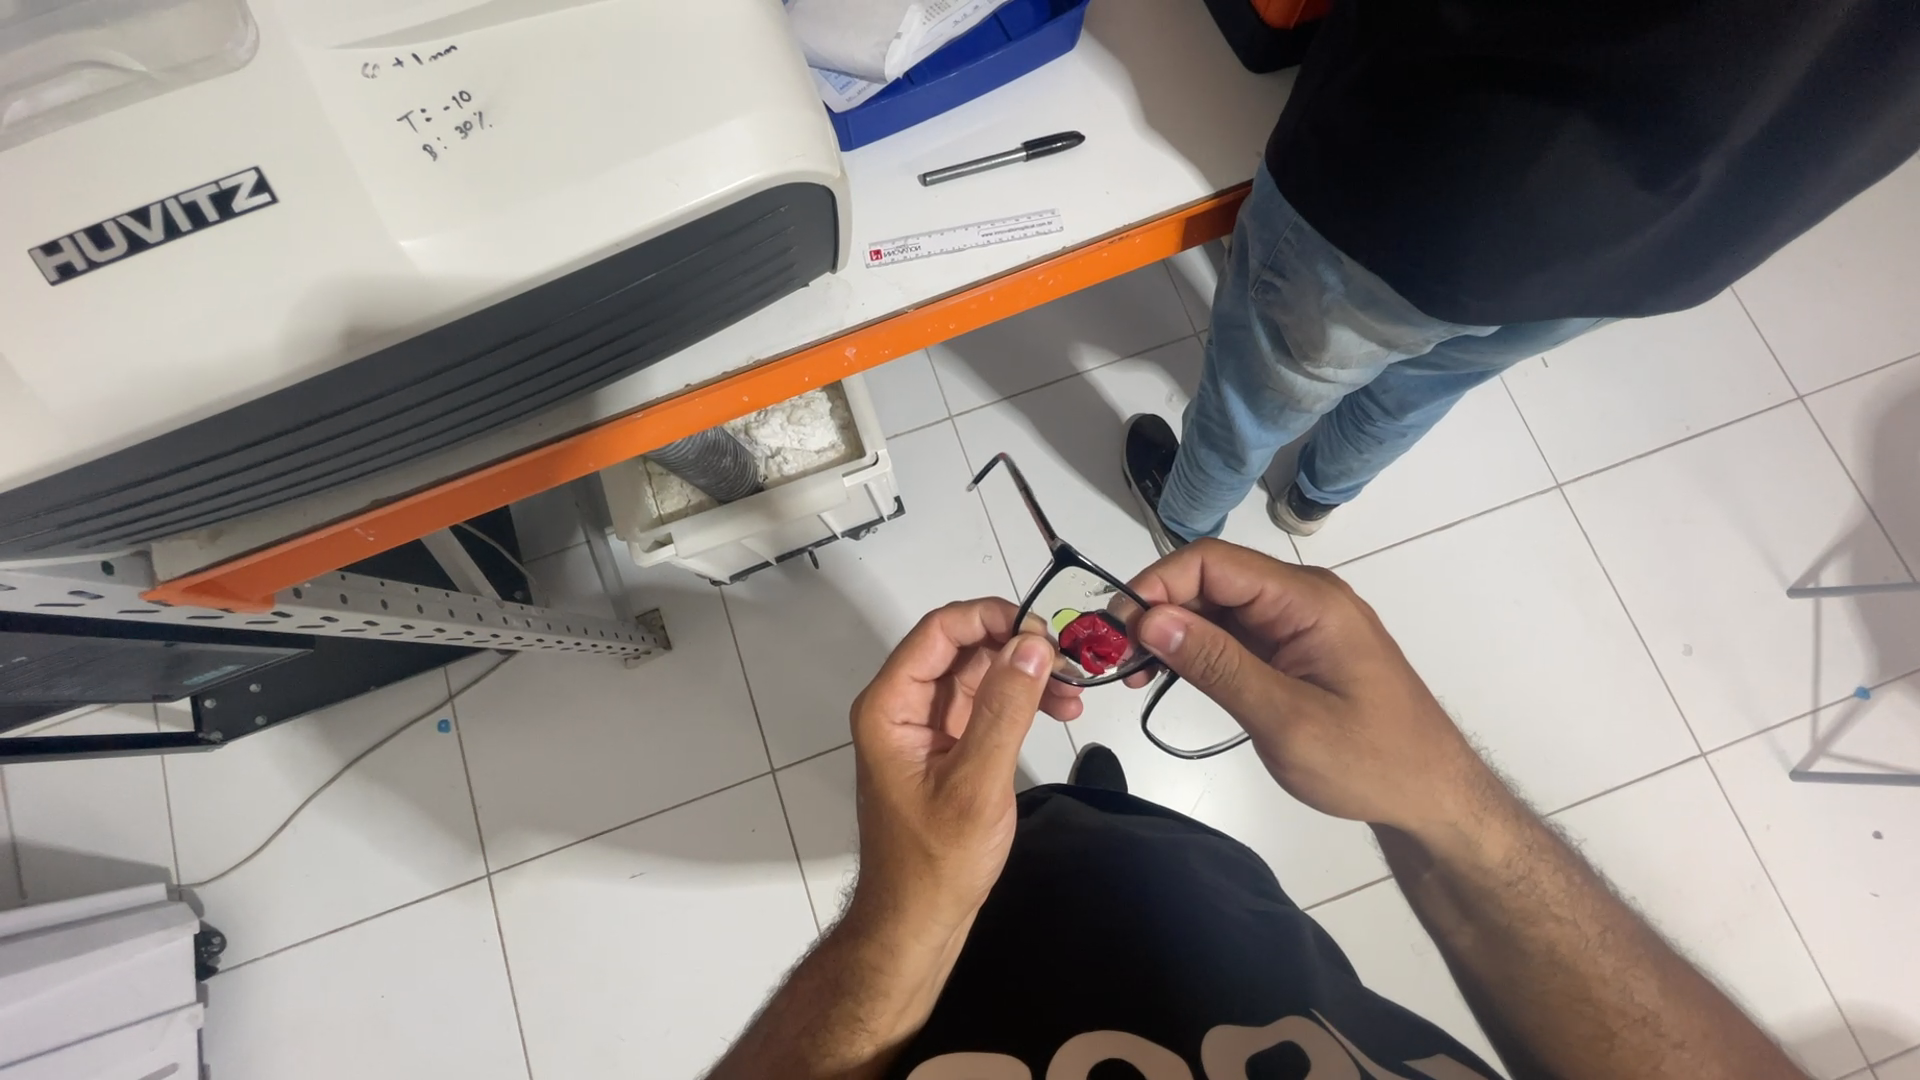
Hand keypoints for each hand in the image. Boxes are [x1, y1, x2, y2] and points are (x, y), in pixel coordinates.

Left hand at [847, 599, 1080, 935]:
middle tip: (1068, 662)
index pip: (939, 630)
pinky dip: (1022, 700)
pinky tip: (1060, 711)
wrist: (918, 921)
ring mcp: (928, 721)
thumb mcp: (975, 782)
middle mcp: (905, 702)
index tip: (1043, 630)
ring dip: (1026, 673)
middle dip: (1017, 645)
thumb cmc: (936, 860)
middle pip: (962, 645)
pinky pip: (987, 700)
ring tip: (1074, 692)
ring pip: (980, 670)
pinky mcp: (950, 740)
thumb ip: (1004, 709)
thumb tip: (1034, 644)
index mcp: (891, 704)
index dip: (990, 617)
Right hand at [1123, 539, 1493, 833]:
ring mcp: (1294, 621)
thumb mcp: (1287, 719)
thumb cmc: (1370, 762)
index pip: (1213, 562)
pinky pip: (1229, 632)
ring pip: (1214, 606)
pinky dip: (1192, 649)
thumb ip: (1217, 665)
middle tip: (1116, 656)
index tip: (1119, 627)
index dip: (1158, 583)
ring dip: (1169, 631)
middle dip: (1157, 609)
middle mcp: (1299, 597)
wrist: (1434, 799)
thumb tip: (1150, 619)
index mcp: (1307, 600)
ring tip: (1132, 671)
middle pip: (1209, 579)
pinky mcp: (1289, 646)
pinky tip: (1162, 674)